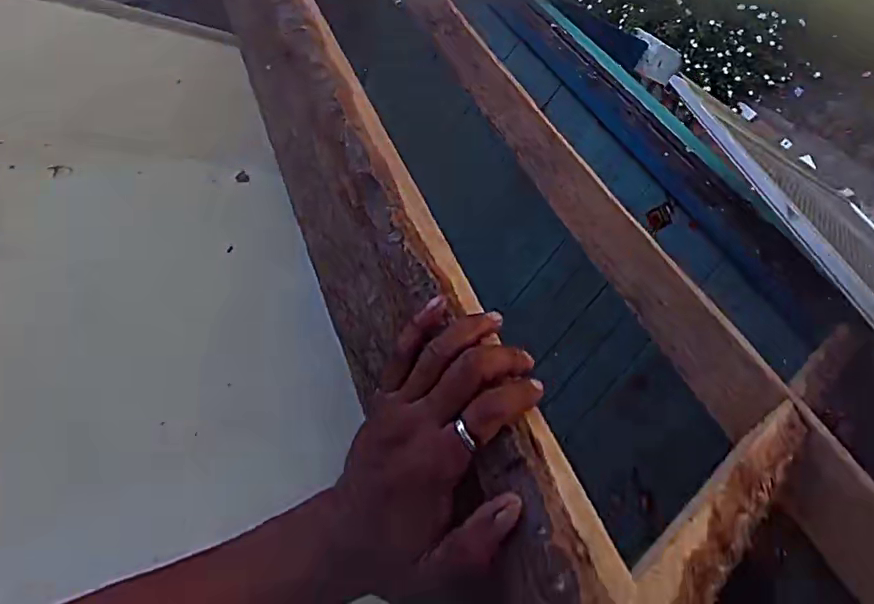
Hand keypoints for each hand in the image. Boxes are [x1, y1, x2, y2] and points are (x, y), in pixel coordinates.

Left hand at [326, 296, 544, 600]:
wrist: (336, 540)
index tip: (537, 389)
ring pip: (435, 352)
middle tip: (526, 359)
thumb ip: (476, 544)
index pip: (485, 411)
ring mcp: (394, 406)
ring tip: (495, 320)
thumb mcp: (435, 571)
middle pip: (464, 371)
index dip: (516, 395)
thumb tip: (514, 504)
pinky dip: (419, 324)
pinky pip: (399, 353)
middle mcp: (414, 424)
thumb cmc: (393, 554)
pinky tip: (439, 302)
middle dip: (501, 358)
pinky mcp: (381, 398)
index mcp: (434, 461)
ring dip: (468, 330)